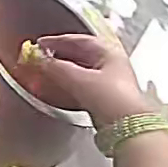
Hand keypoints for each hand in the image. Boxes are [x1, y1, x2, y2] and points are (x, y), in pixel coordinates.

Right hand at [31, 33, 154, 127]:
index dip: (57, 40)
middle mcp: (111, 64)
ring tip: (47, 71)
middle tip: (42, 57)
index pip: (79, 40)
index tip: (40, 43)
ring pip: (81, 69)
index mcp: (108, 52)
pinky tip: (59, 87)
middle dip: (59, 55)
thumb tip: (40, 59)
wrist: (127, 126)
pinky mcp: (104, 97)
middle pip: (80, 54)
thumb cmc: (110, 98)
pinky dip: (68, 82)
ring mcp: (108, 81)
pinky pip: (82, 84)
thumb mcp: (78, 79)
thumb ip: (56, 67)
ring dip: (63, 69)